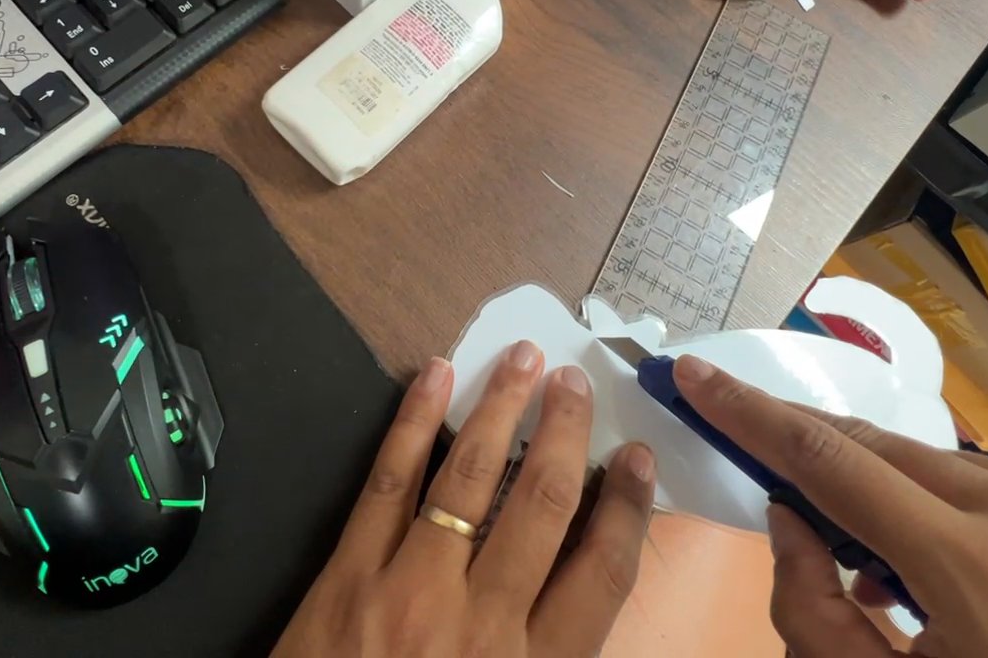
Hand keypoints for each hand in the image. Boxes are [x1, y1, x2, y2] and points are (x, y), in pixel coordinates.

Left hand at [274, 342, 657, 656]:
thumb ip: (550, 647)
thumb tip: (582, 569)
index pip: (599, 574)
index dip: (625, 508)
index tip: (636, 457)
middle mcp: (481, 623)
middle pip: (538, 505)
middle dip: (562, 433)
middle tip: (574, 380)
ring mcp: (410, 588)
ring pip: (467, 475)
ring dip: (500, 408)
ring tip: (523, 359)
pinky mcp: (350, 570)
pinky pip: (390, 481)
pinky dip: (414, 420)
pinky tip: (436, 374)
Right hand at [669, 355, 987, 657]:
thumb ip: (814, 615)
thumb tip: (788, 516)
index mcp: (987, 580)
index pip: (830, 462)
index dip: (749, 415)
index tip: (695, 377)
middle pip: (884, 451)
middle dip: (819, 455)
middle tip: (778, 473)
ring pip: (951, 470)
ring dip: (909, 501)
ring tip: (916, 573)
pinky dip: (979, 516)